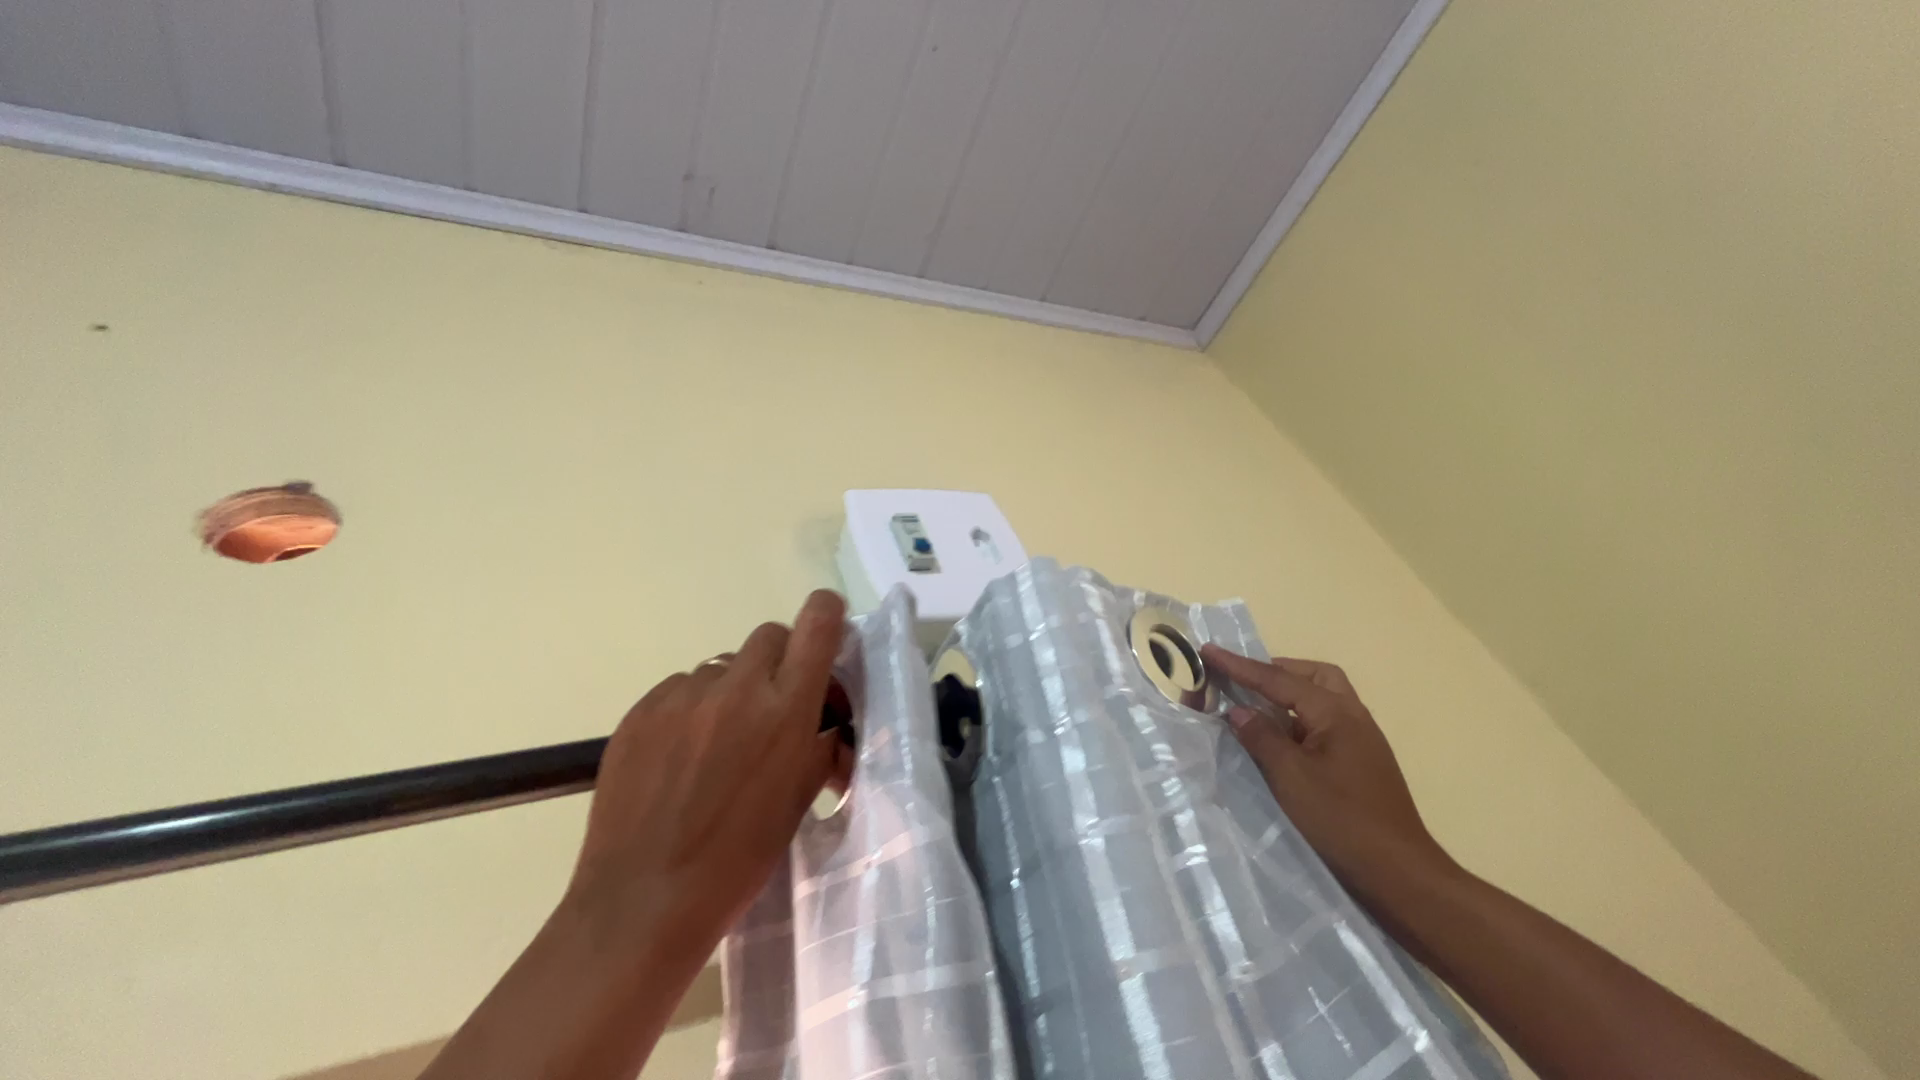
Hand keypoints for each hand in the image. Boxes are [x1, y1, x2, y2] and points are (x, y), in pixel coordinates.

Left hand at [568, 589, 850, 954]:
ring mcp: (682, 696)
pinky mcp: (640, 710)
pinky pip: (678, 691)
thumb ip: (816, 747)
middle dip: (779, 660)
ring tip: (717, 746)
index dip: (827, 614)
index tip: (827, 628)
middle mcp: (736, 688)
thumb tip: (823, 726)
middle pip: (768, 636)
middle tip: (771, 706)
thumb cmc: (738, 860)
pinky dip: (689, 711)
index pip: (818, 624)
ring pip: (720, 668)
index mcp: (785, 709)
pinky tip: (679, 758)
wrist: (645, 898)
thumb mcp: (798, 802)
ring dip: (730, 691)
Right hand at [1200, 646, 1456, 899]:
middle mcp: (1353, 717)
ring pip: (1324, 698)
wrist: (1398, 870)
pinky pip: (1326, 722)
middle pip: (1313, 676)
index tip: (1208, 650)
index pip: (1278, 680)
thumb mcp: (1291, 777)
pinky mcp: (1362, 762)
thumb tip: (1238, 710)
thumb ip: (1262, 738)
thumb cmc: (1341, 820)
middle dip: (1276, 670)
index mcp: (1335, 713)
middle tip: (1242, 678)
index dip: (1240, 666)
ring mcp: (1362, 740)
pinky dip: (1299, 718)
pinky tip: (1281, 739)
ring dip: (1290, 694)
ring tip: (1257, 706)